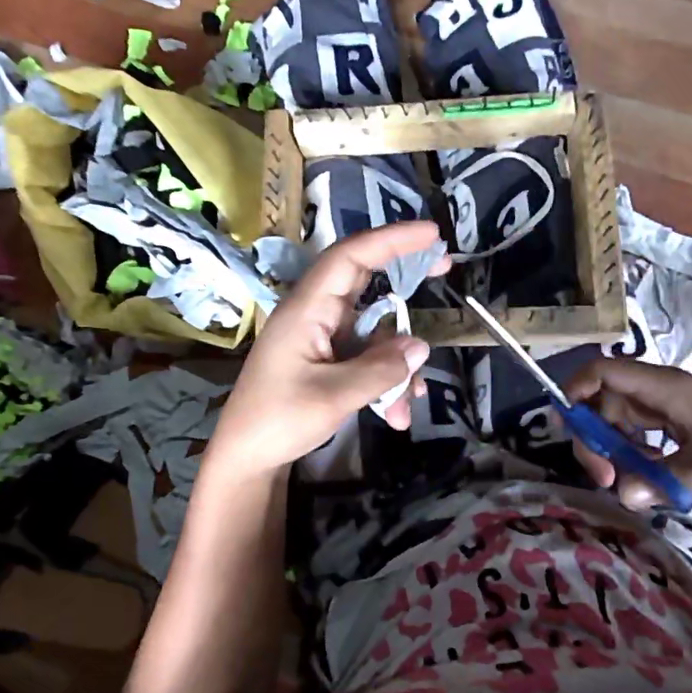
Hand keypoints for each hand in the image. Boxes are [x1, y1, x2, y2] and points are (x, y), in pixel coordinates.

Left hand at [207, 222, 446, 473]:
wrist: (246, 458)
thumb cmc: (278, 421)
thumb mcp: (334, 396)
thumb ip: (381, 369)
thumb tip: (420, 347)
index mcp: (307, 309)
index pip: (350, 258)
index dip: (390, 240)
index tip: (430, 233)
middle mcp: (316, 314)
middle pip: (366, 280)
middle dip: (406, 276)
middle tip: (445, 266)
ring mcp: (324, 337)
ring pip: (376, 332)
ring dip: (398, 367)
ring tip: (405, 407)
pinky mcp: (329, 360)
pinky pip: (370, 357)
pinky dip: (388, 380)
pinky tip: (395, 414)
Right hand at [564, 359, 691, 507]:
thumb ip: (665, 482)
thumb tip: (623, 494)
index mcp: (665, 387)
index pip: (604, 370)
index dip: (577, 389)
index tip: (569, 427)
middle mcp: (657, 390)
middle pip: (601, 401)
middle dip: (593, 437)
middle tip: (605, 478)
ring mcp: (661, 407)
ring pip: (613, 419)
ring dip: (610, 449)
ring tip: (626, 482)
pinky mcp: (667, 424)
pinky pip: (631, 432)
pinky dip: (627, 454)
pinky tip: (644, 476)